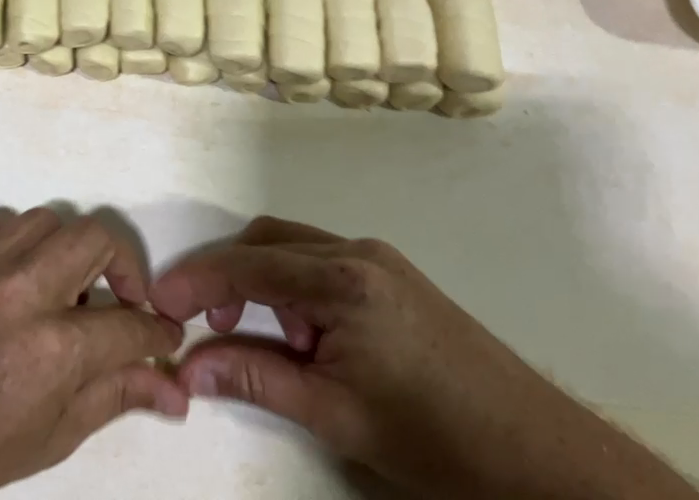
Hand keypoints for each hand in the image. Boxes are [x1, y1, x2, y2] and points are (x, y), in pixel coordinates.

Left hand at [0, 208, 185, 499]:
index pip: (130, 323)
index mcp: (52, 348)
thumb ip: (116, 396)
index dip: (157, 332)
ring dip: (67, 250)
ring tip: (61, 290)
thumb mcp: (54, 435)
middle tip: (119, 298)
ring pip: (46, 220)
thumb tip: (172, 388)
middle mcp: (18, 290)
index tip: (160, 334)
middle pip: (95, 238)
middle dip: (123, 266)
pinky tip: (15, 276)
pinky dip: (17, 242)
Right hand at [152, 217, 698, 499]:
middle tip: (204, 324)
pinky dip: (293, 290)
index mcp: (342, 280)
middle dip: (225, 277)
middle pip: (264, 242)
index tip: (155, 303)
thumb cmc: (435, 436)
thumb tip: (186, 368)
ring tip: (264, 342)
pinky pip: (321, 265)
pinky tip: (305, 339)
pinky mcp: (395, 279)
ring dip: (261, 284)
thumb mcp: (333, 414)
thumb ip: (254, 378)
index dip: (193, 282)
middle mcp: (358, 253)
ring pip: (292, 250)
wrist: (543, 457)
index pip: (245, 267)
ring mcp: (381, 262)